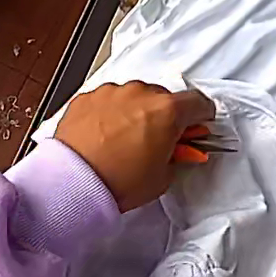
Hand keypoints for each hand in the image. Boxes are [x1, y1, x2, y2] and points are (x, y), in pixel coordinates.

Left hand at [54, 82, 216, 210]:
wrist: (73, 183)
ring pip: (135, 97)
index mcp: (167, 111)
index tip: (198, 125)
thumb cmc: (115, 180)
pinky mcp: (89, 98)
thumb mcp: (162, 177)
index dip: (202, 117)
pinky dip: (111, 114)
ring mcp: (113, 93)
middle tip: (160, 142)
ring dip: (137, 114)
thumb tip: (177, 150)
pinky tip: (107, 138)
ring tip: (128, 143)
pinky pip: (109, 101)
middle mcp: (140, 94)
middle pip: (165, 98)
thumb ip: (176, 156)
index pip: (199, 103)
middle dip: (165, 118)